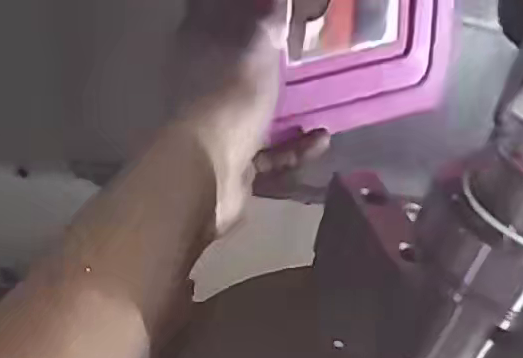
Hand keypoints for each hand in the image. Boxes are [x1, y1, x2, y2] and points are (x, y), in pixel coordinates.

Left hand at [171, 0, 330, 233]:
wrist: (210, 175)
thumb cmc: (229, 101)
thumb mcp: (257, 50)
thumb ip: (271, 23)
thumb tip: (281, 1)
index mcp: (199, 47)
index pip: (218, 15)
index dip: (247, 11)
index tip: (276, 11)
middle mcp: (205, 87)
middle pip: (241, 70)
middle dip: (272, 67)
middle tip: (304, 59)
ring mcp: (220, 130)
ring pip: (259, 117)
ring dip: (292, 116)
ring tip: (323, 107)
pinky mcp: (237, 167)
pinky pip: (271, 155)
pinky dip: (296, 150)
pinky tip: (322, 141)